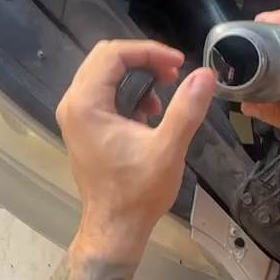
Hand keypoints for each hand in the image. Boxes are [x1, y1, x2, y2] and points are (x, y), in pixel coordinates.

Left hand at [57, 40, 215, 260]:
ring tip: (165, 93)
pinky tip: (150, 113)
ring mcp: (75, 116)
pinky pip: (104, 92)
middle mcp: (73, 104)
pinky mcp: (83, 127)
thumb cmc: (137, 192)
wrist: (116, 228)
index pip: (113, 54)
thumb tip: (206, 74)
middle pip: (106, 59)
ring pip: (105, 74)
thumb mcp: (167, 149)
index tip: (179, 64)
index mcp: (86, 104)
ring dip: (137, 75)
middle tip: (174, 73)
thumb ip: (186, 108)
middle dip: (143, 59)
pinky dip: (129, 92)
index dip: (149, 51)